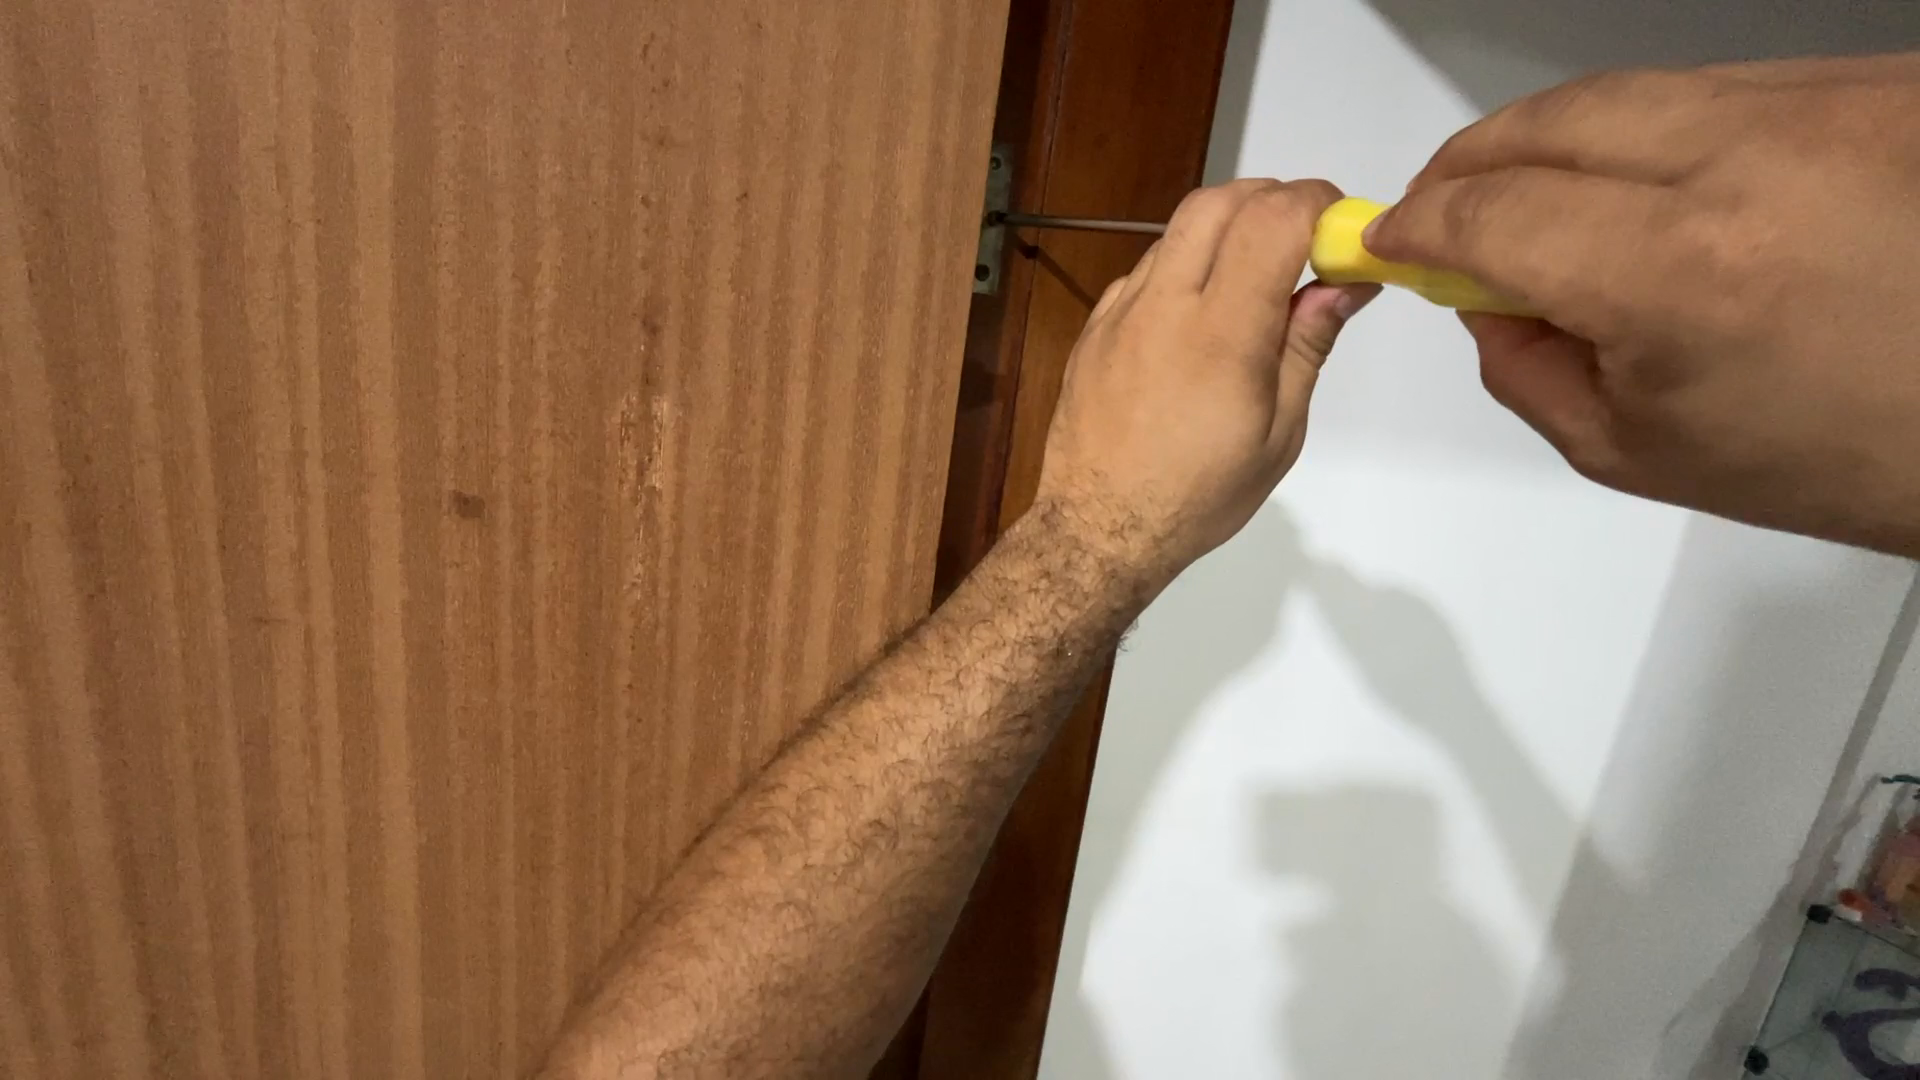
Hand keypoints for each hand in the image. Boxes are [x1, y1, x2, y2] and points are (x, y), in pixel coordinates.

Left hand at [1034, 178, 1377, 590]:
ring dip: (1219, 237)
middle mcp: (1162, 307)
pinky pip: (1139, 277)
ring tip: (1244, 291)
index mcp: (1221, 332)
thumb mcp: (1277, 434)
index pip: (1274, 217)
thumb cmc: (1197, 496)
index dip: (1318, 204)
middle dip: (1268, 200)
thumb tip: (1343, 283)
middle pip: (1216, 202)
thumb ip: (1307, 346)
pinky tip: (1189, 323)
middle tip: (1296, 245)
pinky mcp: (1090, 334)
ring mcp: (1117, 317)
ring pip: (1173, 235)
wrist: (1097, 528)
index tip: (1338, 234)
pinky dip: (1176, 274)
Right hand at [1367, 53, 1919, 556]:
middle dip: (1465, 161)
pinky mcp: (1890, 86)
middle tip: (1431, 206)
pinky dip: (1635, 137)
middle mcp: (1763, 161)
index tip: (1384, 239)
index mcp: (1679, 274)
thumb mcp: (1618, 444)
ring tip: (1520, 203)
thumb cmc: (1827, 457)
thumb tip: (1477, 294)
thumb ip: (1519, 364)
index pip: (1494, 213)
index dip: (1418, 223)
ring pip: (1630, 94)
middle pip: (1554, 121)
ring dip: (1544, 148)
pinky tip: (1625, 191)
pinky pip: (1712, 92)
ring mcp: (1842, 106)